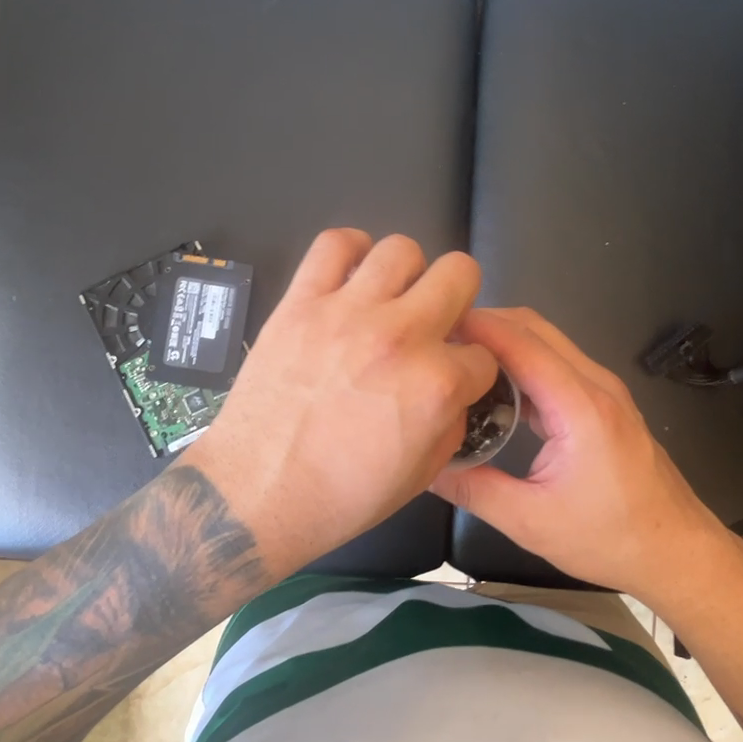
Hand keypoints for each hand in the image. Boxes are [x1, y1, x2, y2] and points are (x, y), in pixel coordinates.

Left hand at [183, 231, 498, 570]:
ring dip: (407, 274)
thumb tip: (454, 392)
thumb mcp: (421, 475)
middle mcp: (401, 336)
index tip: (453, 377)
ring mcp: (348, 312)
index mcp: (437, 385)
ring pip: (402, 249)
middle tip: (434, 323)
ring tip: (390, 299)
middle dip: (458, 300)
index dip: (471, 368)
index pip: (482, 353)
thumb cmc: (341, 498)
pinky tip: (351, 274)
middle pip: (459, 274)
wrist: (260, 493)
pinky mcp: (301, 302)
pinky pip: (333, 244)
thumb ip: (451, 424)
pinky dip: (349, 249)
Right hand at [430, 308, 727, 595]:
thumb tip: (423, 466)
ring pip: (546, 341)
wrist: (678, 553)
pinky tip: (489, 386)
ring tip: (454, 359)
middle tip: (433, 341)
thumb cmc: (610, 539)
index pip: (520, 343)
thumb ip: (472, 489)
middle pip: (534, 327)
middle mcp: (595, 385)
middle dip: (483, 323)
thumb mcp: (530, 522)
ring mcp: (603, 390)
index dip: (474, 326)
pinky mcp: (602, 402)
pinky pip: (555, 364)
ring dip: (501, 339)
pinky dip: (519, 361)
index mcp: (580, 407)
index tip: (429, 327)